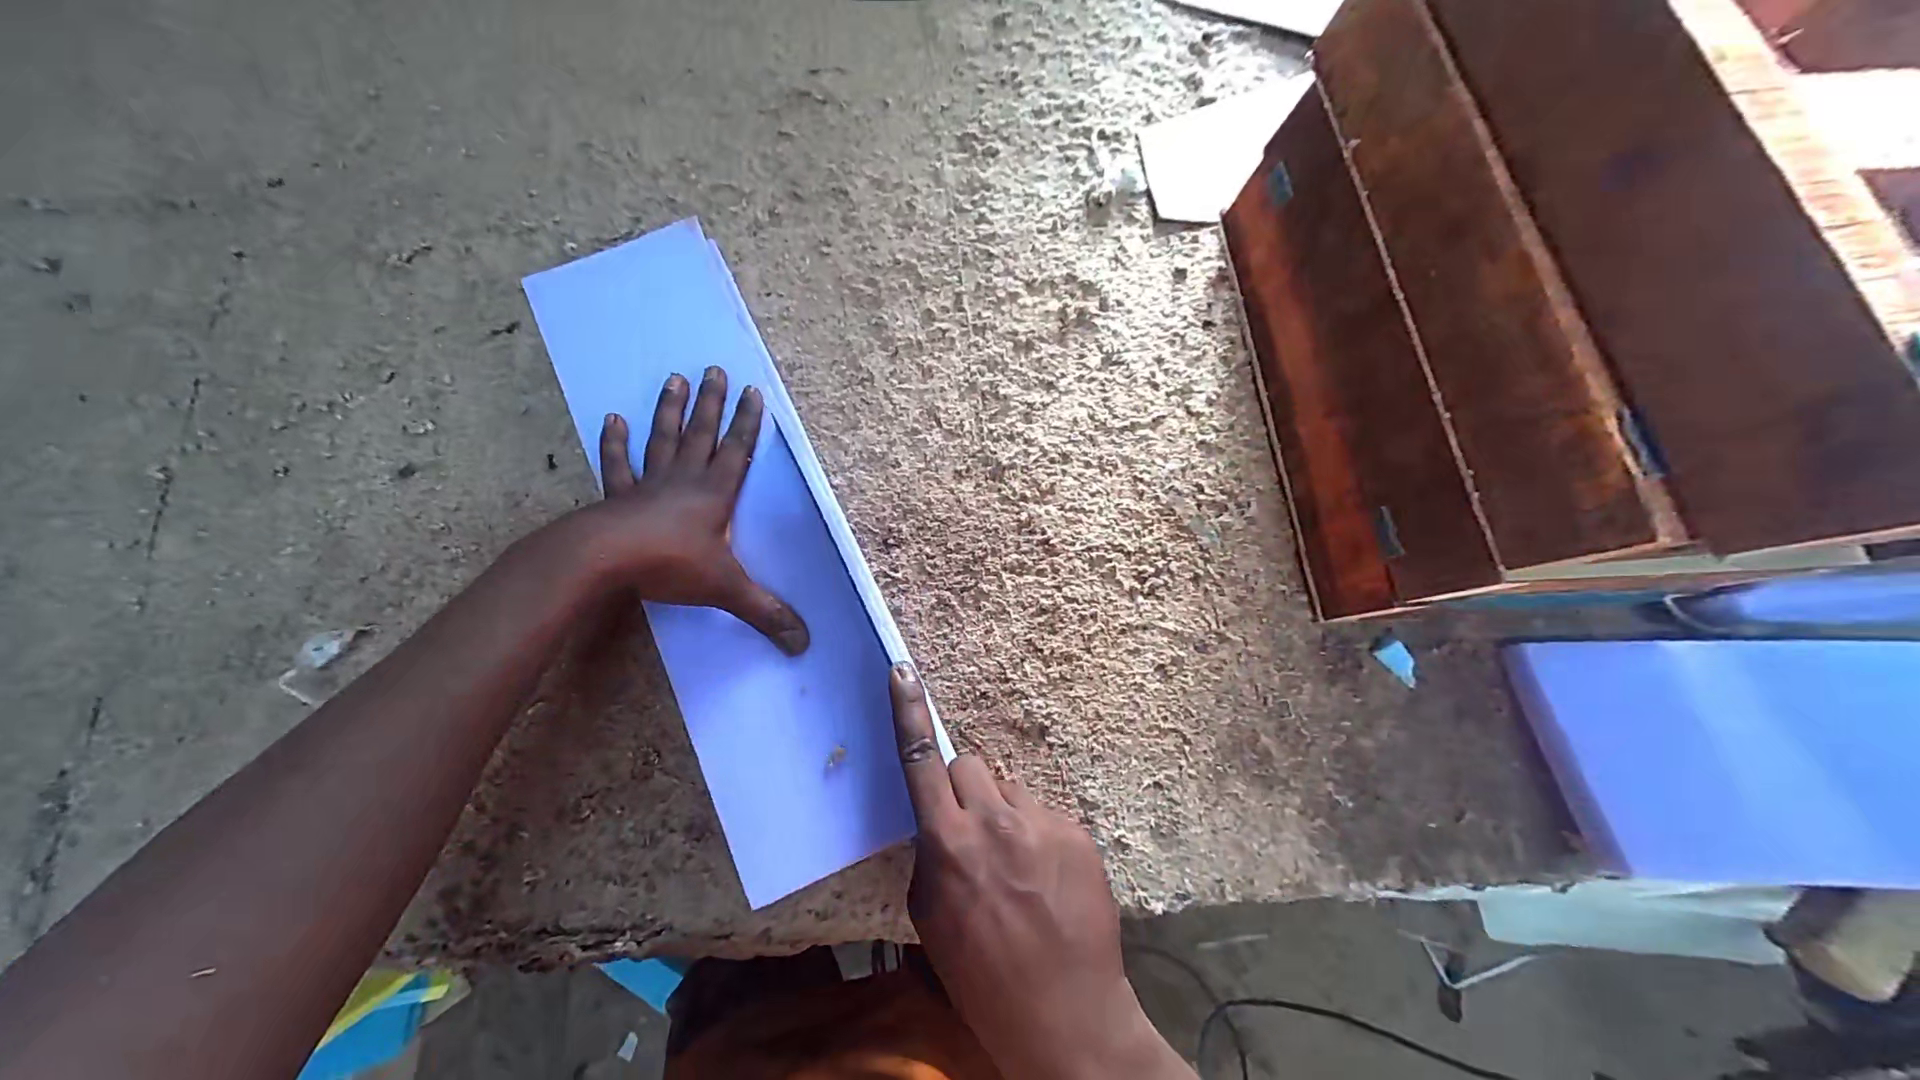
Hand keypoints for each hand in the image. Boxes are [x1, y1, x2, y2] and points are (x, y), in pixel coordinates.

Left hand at [572, 367, 808, 654]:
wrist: (605, 561)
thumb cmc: (670, 566)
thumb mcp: (726, 590)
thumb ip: (764, 612)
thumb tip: (804, 643)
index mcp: (715, 495)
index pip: (737, 451)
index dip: (748, 423)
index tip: (753, 390)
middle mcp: (684, 481)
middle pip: (700, 434)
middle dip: (710, 403)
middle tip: (712, 369)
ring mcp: (648, 485)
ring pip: (662, 440)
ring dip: (668, 410)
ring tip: (673, 379)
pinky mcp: (618, 497)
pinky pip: (618, 466)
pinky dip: (615, 444)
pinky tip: (612, 420)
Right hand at [888, 667, 1194, 1079]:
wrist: (1066, 1016)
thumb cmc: (983, 976)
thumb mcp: (931, 919)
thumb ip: (931, 856)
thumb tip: (939, 822)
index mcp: (949, 845)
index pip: (920, 762)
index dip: (908, 713)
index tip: (902, 672)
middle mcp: (995, 823)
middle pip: (968, 764)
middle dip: (963, 788)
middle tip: (972, 831)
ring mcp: (1043, 824)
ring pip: (1008, 789)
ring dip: (1003, 815)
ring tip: (1016, 865)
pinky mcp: (1078, 833)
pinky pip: (1044, 814)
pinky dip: (1038, 835)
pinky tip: (1046, 878)